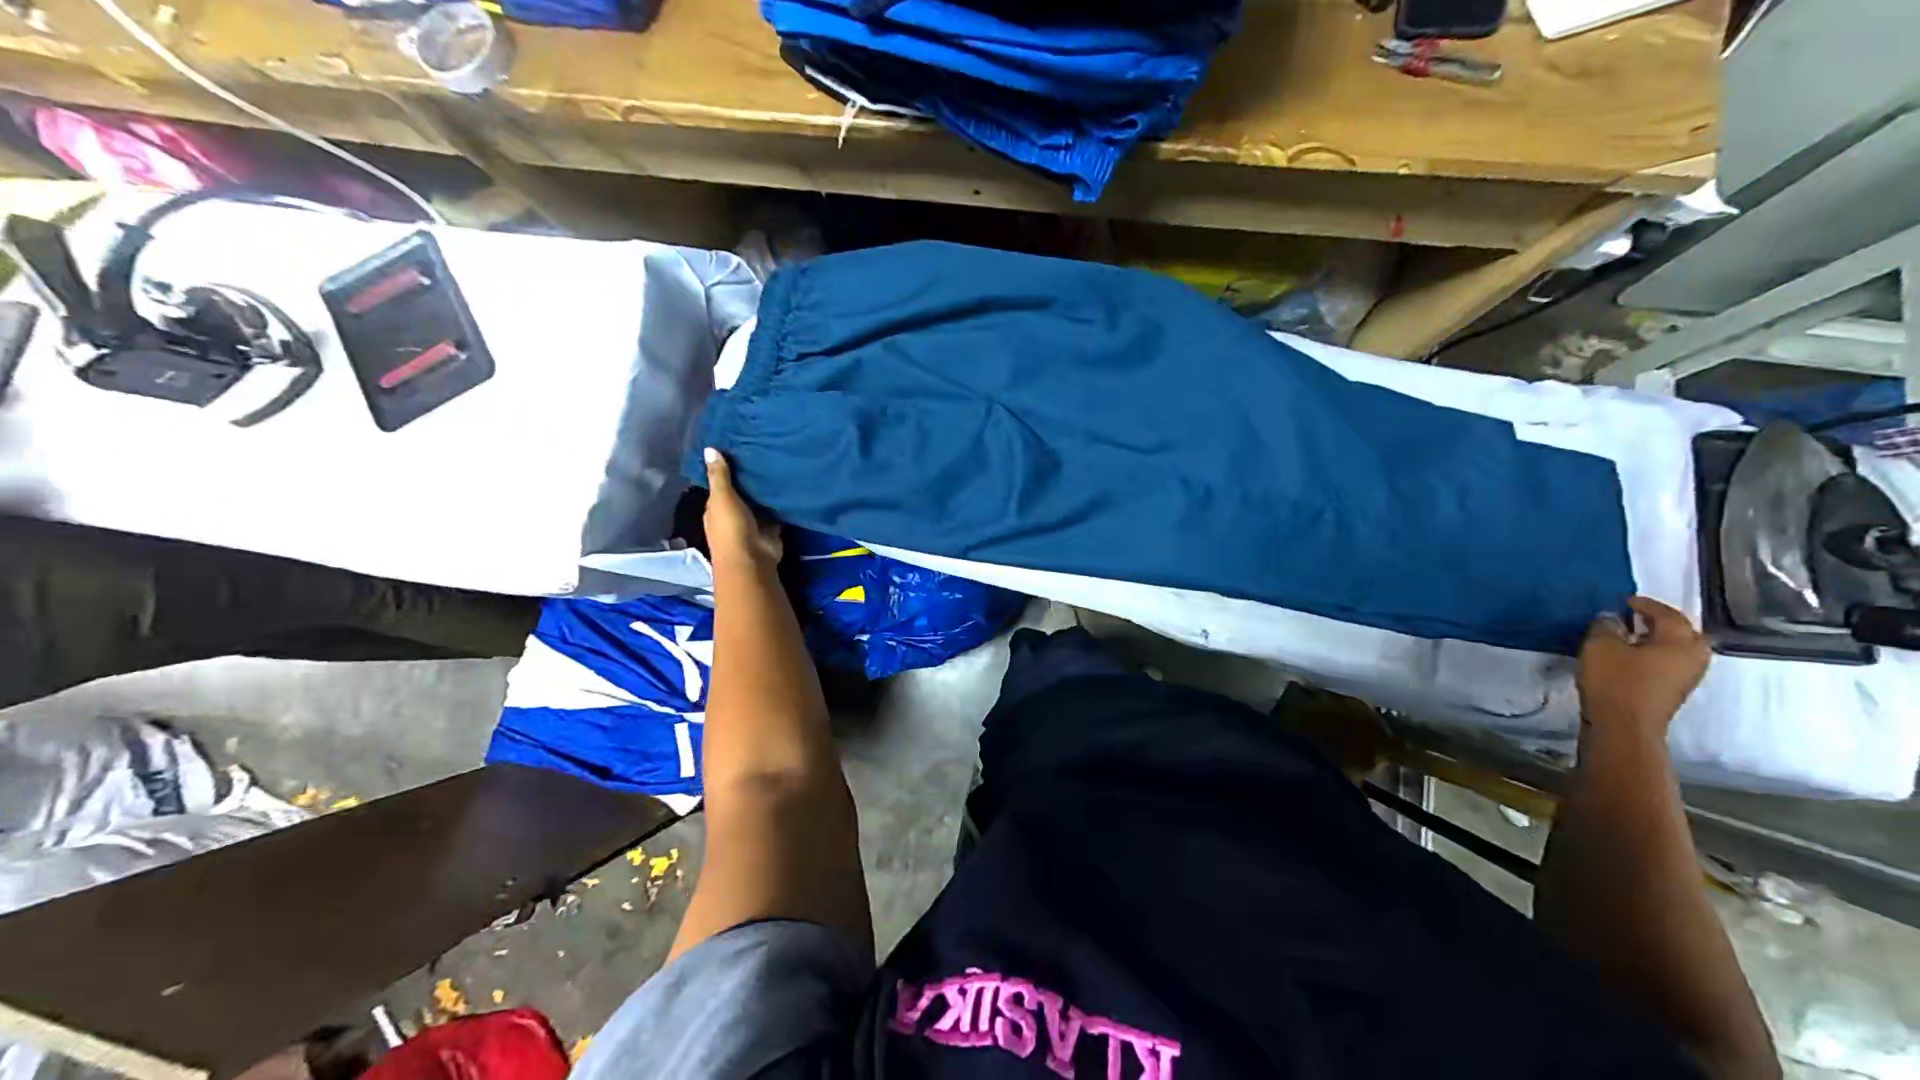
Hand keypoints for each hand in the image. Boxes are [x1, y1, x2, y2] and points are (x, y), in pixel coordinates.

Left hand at [703, 448, 781, 569]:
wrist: (752, 560)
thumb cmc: (731, 528)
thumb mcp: (722, 498)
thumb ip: (719, 475)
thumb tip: (709, 448)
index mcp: (716, 507)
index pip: (720, 483)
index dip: (726, 467)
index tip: (738, 446)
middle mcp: (733, 513)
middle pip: (741, 491)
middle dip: (749, 476)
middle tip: (763, 448)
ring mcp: (752, 521)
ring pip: (759, 500)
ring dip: (765, 488)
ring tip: (778, 460)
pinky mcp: (770, 527)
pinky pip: (776, 510)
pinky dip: (781, 501)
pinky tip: (789, 482)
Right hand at [1576, 596, 1708, 742]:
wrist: (1623, 725)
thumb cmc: (1616, 680)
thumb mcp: (1601, 646)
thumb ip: (1606, 626)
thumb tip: (1611, 618)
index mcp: (1682, 642)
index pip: (1668, 615)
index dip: (1646, 605)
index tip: (1625, 600)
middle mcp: (1693, 657)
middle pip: (1681, 633)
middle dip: (1660, 623)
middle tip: (1635, 616)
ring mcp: (1686, 677)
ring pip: (1676, 649)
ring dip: (1657, 639)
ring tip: (1631, 635)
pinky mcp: (1673, 690)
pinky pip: (1667, 663)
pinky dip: (1653, 654)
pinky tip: (1631, 655)